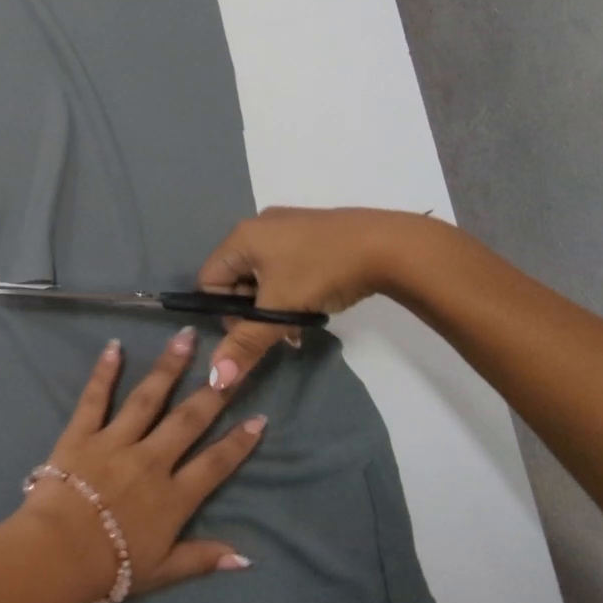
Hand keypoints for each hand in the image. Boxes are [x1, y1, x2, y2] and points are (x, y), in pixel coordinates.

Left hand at [12, 329, 265, 602]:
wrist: (60, 550)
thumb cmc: (112, 566)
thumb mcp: (164, 571)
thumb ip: (203, 558)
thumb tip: (246, 556)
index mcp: (174, 496)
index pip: (215, 464)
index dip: (239, 443)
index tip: (260, 418)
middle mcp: (150, 461)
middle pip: (187, 421)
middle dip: (212, 392)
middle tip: (231, 364)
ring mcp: (115, 442)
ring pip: (147, 399)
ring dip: (167, 368)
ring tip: (184, 339)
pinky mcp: (80, 433)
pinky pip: (95, 397)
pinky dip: (104, 371)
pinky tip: (114, 346)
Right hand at [197, 206, 428, 383]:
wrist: (393, 245)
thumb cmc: (324, 271)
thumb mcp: (282, 310)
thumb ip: (246, 343)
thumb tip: (215, 379)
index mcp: (240, 237)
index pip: (209, 281)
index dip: (225, 311)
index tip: (256, 328)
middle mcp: (257, 225)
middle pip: (235, 277)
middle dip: (253, 308)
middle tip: (281, 327)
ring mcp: (286, 223)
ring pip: (263, 272)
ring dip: (274, 300)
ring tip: (301, 317)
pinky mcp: (312, 228)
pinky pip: (285, 261)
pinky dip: (292, 284)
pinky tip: (316, 296)